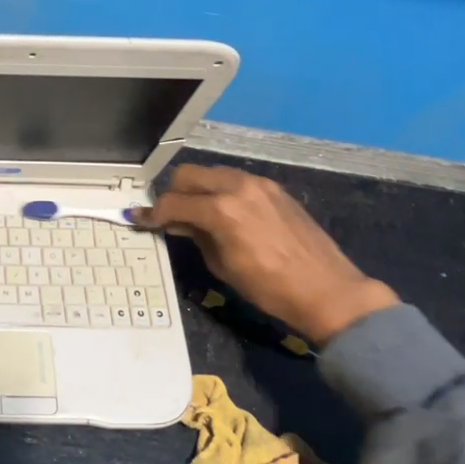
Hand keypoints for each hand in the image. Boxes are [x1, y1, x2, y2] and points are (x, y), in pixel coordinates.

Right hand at [132, 164, 398, 343]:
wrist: (327, 290)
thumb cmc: (269, 288)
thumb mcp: (222, 265)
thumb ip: (197, 236)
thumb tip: (180, 223)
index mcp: (221, 210)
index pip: (173, 202)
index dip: (151, 213)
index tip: (137, 218)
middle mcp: (238, 187)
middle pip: (188, 175)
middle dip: (172, 194)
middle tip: (168, 216)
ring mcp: (259, 185)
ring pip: (213, 173)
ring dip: (197, 189)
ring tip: (195, 214)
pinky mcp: (275, 190)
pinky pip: (236, 181)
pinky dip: (221, 191)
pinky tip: (223, 213)